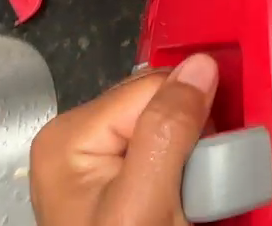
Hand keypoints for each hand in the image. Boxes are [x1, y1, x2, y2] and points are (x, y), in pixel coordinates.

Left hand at [30, 53, 218, 225]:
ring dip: (199, 158)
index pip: (154, 86)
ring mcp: (101, 162)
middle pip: (165, 102)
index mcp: (70, 136)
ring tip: (192, 202)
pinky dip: (192, 172)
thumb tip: (201, 64)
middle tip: (195, 192)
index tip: (201, 166)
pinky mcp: (124, 180)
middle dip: (196, 139)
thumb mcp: (145, 207)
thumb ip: (167, 133)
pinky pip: (175, 148)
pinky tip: (188, 202)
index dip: (190, 118)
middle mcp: (81, 139)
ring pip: (177, 123)